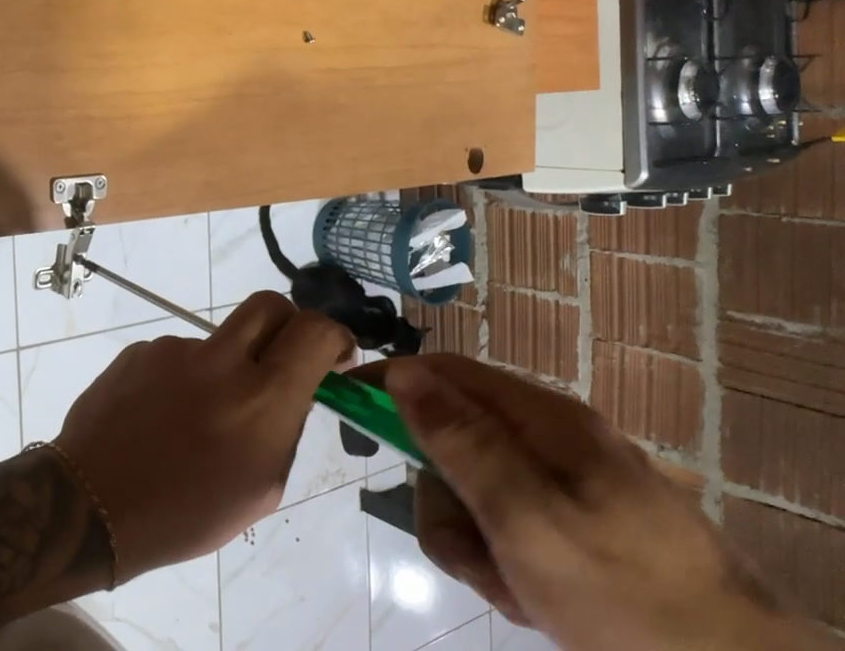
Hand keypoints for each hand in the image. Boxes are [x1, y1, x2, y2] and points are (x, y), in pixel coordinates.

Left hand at [52, 291, 352, 582]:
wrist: (96, 500)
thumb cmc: (188, 512)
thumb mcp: (262, 487)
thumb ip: (282, 429)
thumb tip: (287, 396)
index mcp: (261, 398)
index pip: (313, 330)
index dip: (334, 337)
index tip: (333, 358)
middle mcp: (217, 360)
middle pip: (267, 306)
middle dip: (285, 325)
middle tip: (278, 362)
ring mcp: (170, 350)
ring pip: (215, 342)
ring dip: (220, 369)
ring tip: (194, 423)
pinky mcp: (135, 352)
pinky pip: (174, 357)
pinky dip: (180, 380)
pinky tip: (161, 419)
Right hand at [363, 354, 827, 650]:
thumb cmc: (623, 590)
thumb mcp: (525, 515)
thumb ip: (460, 440)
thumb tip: (401, 369)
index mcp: (545, 422)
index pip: (442, 371)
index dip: (388, 381)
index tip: (344, 407)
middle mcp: (552, 442)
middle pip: (450, 440)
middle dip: (441, 497)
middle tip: (466, 544)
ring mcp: (566, 486)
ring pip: (470, 492)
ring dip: (470, 541)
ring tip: (511, 585)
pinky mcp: (575, 526)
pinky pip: (505, 527)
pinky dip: (502, 562)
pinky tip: (531, 597)